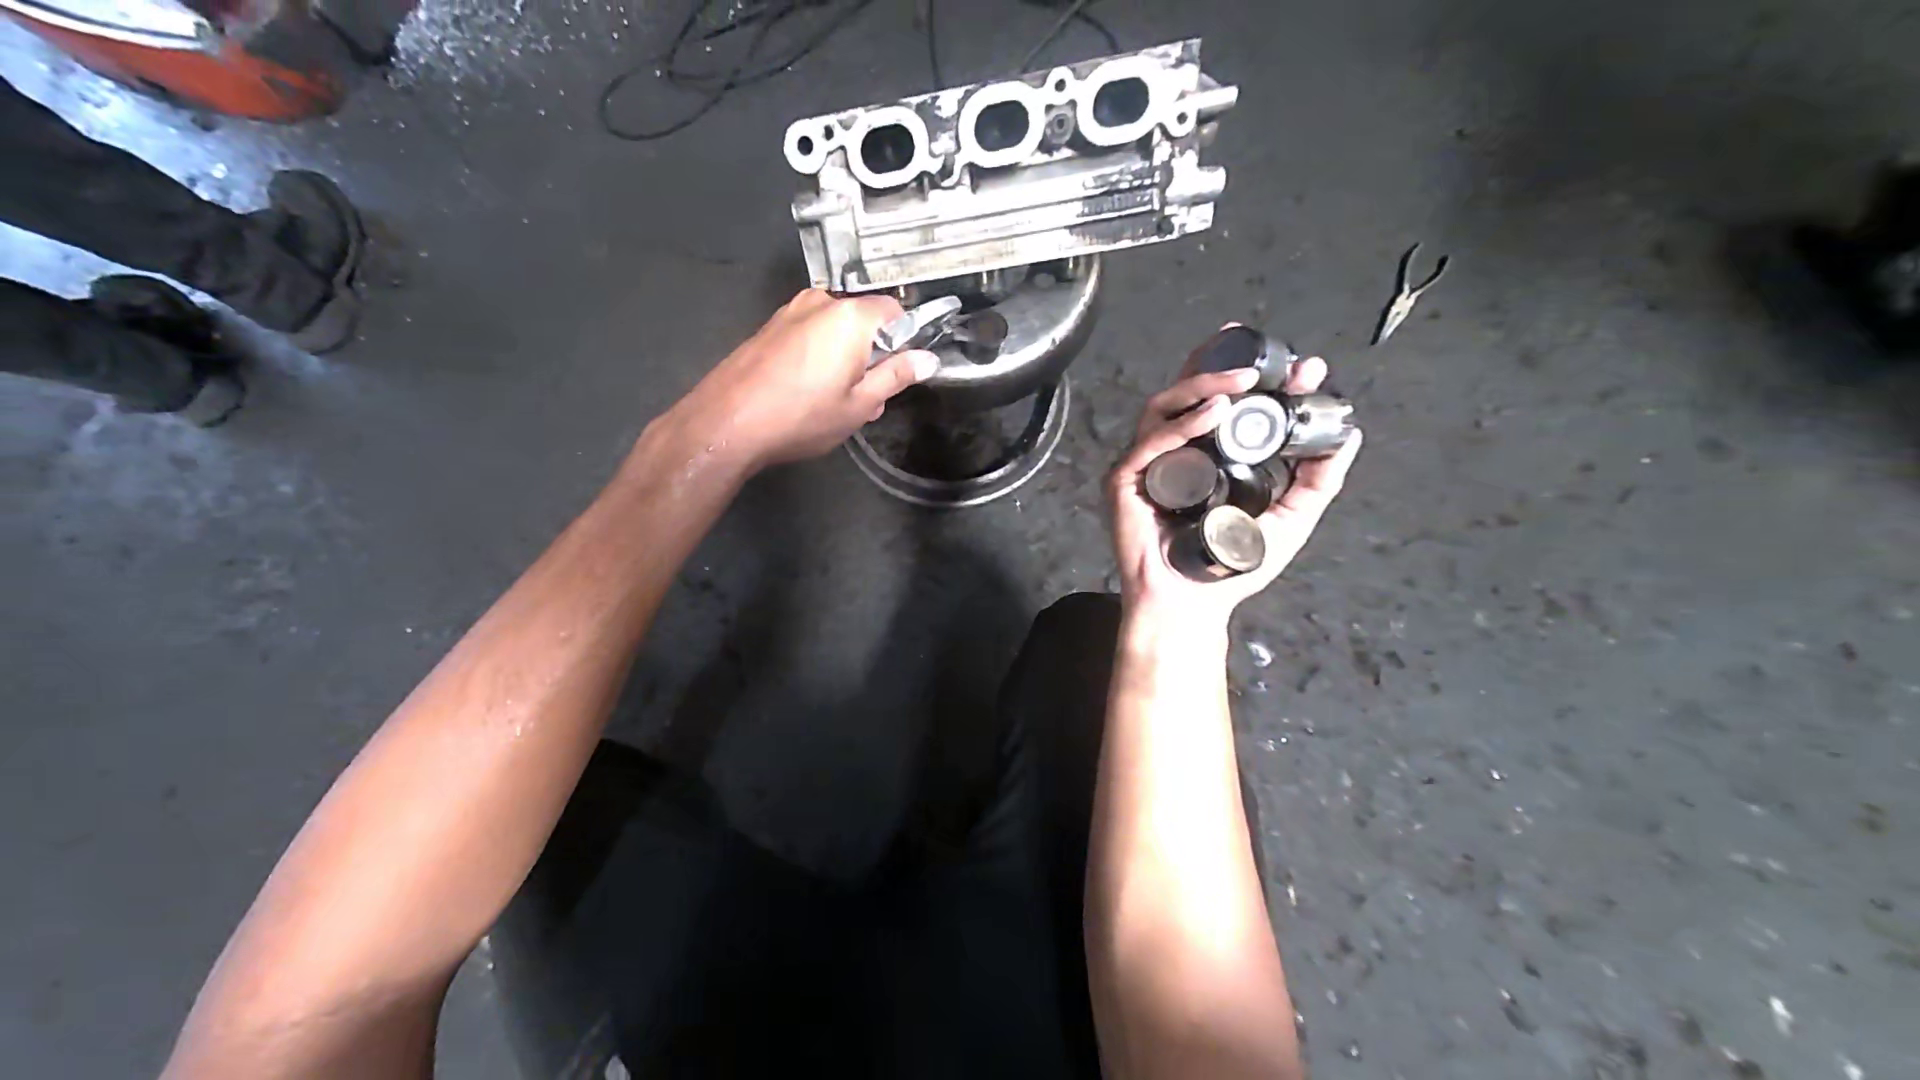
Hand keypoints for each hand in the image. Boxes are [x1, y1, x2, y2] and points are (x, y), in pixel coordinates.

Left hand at [669, 289, 939, 470]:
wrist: (725, 423)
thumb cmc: (799, 417)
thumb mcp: (859, 405)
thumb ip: (896, 376)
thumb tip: (927, 359)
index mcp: (850, 316)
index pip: (897, 312)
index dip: (907, 342)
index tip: (903, 373)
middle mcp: (820, 303)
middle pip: (865, 322)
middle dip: (874, 356)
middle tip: (869, 400)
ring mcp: (791, 312)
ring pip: (837, 331)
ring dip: (847, 360)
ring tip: (837, 403)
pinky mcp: (771, 327)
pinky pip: (812, 335)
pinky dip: (822, 358)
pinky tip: (811, 393)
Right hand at [1107, 343, 1360, 628]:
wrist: (1190, 605)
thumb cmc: (1231, 568)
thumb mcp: (1288, 519)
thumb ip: (1317, 481)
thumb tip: (1349, 434)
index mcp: (1204, 455)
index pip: (1223, 403)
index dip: (1256, 379)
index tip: (1301, 370)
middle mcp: (1173, 452)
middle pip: (1188, 393)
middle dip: (1222, 367)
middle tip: (1265, 364)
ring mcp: (1146, 464)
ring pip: (1165, 407)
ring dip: (1202, 387)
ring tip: (1242, 384)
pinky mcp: (1125, 481)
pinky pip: (1149, 443)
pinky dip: (1179, 425)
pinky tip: (1211, 414)